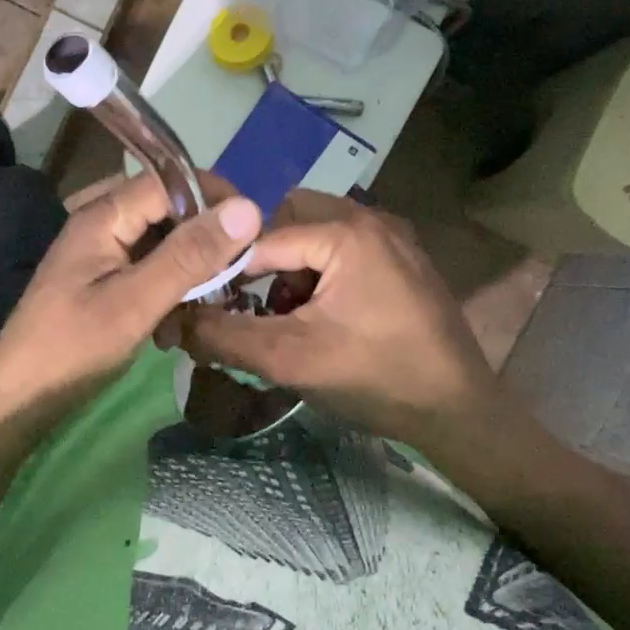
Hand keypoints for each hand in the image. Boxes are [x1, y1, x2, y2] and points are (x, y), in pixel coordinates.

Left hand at [0, 172, 260, 425]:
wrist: (19, 399)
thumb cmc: (72, 348)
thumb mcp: (136, 302)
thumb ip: (189, 255)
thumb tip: (248, 208)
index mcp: (101, 217)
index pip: (168, 181)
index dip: (213, 196)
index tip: (256, 226)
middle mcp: (98, 226)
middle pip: (165, 209)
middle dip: (203, 235)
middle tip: (242, 267)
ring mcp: (98, 256)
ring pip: (159, 243)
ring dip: (188, 267)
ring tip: (216, 299)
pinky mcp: (100, 285)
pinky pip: (145, 270)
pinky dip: (168, 290)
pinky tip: (179, 325)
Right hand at [174, 192, 564, 499]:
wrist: (456, 410)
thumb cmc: (374, 378)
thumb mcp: (289, 359)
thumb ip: (225, 336)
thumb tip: (172, 322)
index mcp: (345, 232)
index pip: (259, 237)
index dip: (224, 271)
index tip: (201, 303)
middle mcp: (370, 219)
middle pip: (287, 221)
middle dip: (260, 263)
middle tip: (246, 306)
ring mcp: (392, 238)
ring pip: (314, 236)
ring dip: (288, 270)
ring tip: (282, 319)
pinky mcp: (402, 261)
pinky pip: (341, 251)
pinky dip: (317, 276)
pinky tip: (316, 319)